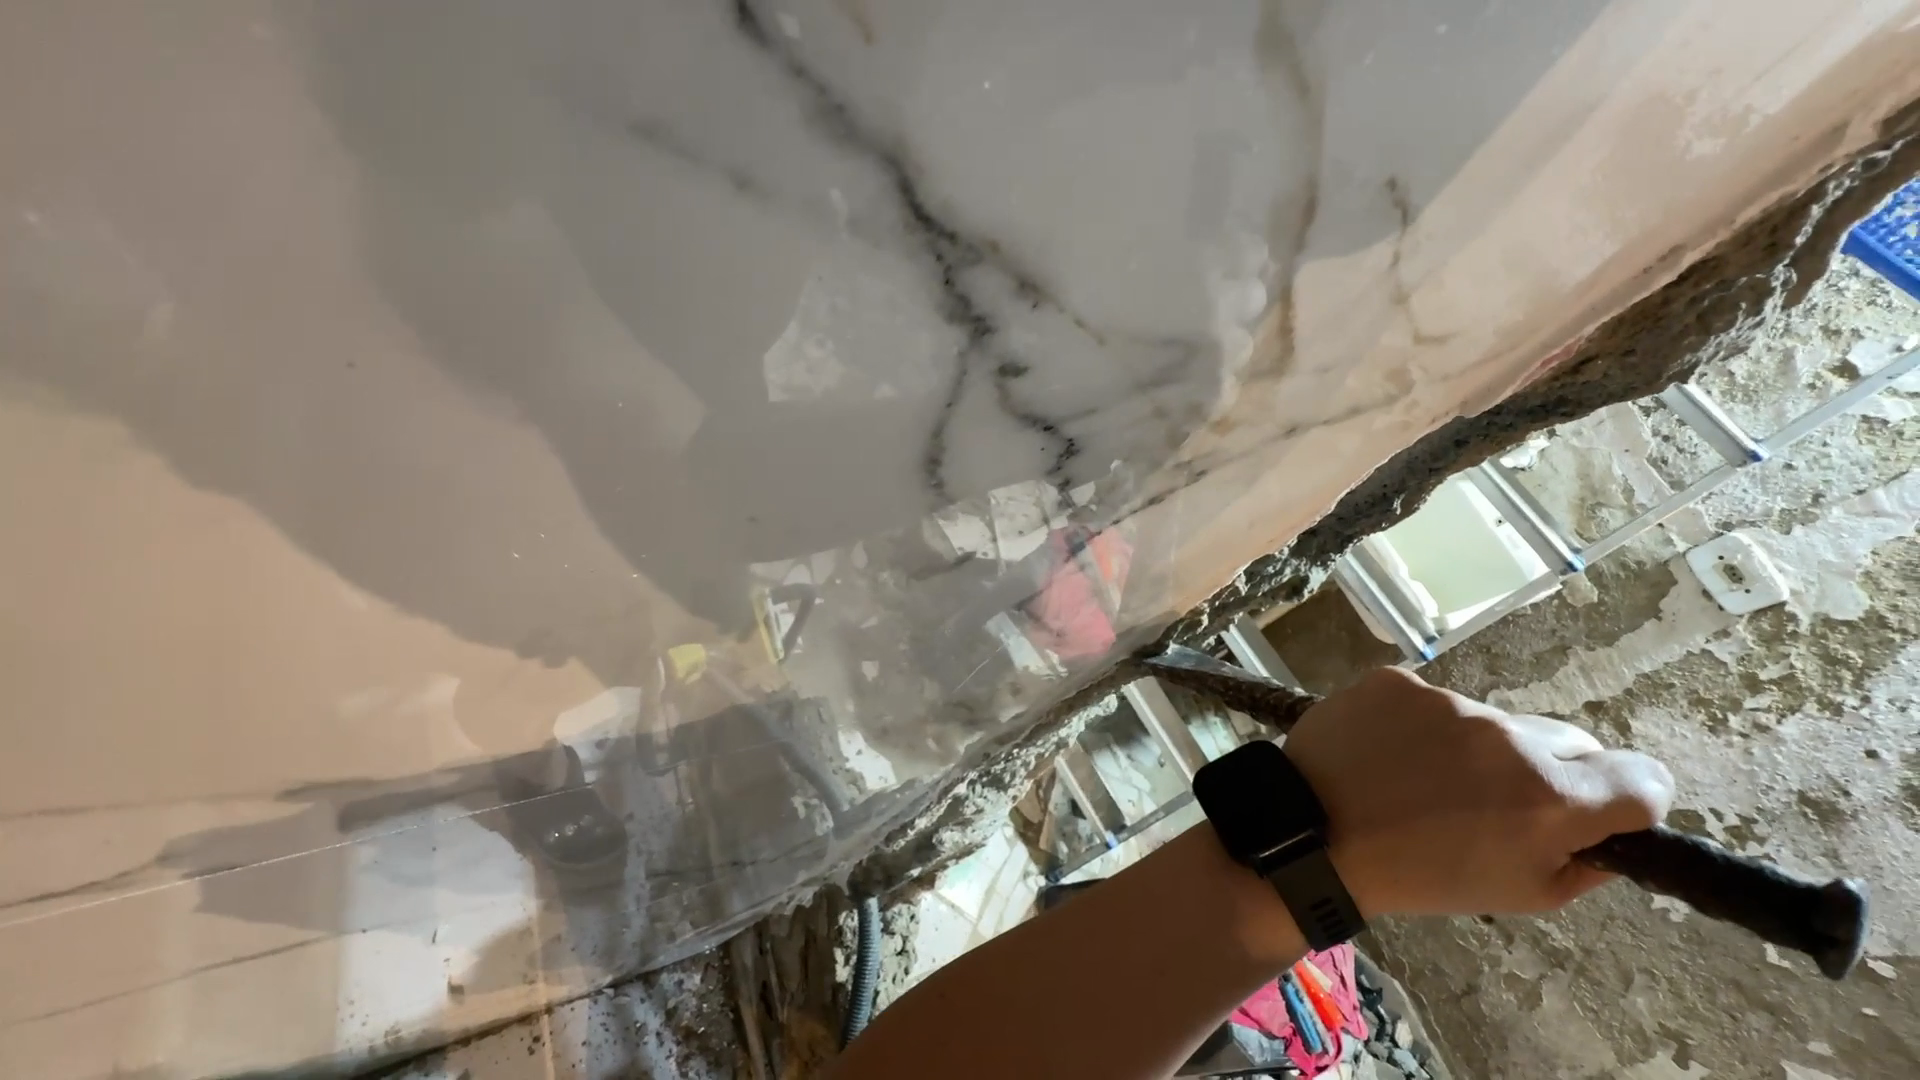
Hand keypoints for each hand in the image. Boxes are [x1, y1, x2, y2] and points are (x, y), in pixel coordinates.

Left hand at [1281, 668, 1673, 916]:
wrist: (1311, 832)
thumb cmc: (1417, 875)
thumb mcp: (1519, 893)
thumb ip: (1583, 861)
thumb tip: (1610, 830)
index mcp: (1550, 796)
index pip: (1644, 777)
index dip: (1629, 796)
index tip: (1603, 807)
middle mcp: (1505, 735)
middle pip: (1565, 738)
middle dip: (1549, 767)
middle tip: (1494, 797)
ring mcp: (1445, 700)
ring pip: (1490, 719)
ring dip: (1476, 745)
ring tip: (1422, 779)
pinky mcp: (1395, 680)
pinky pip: (1430, 700)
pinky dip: (1421, 723)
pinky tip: (1388, 752)